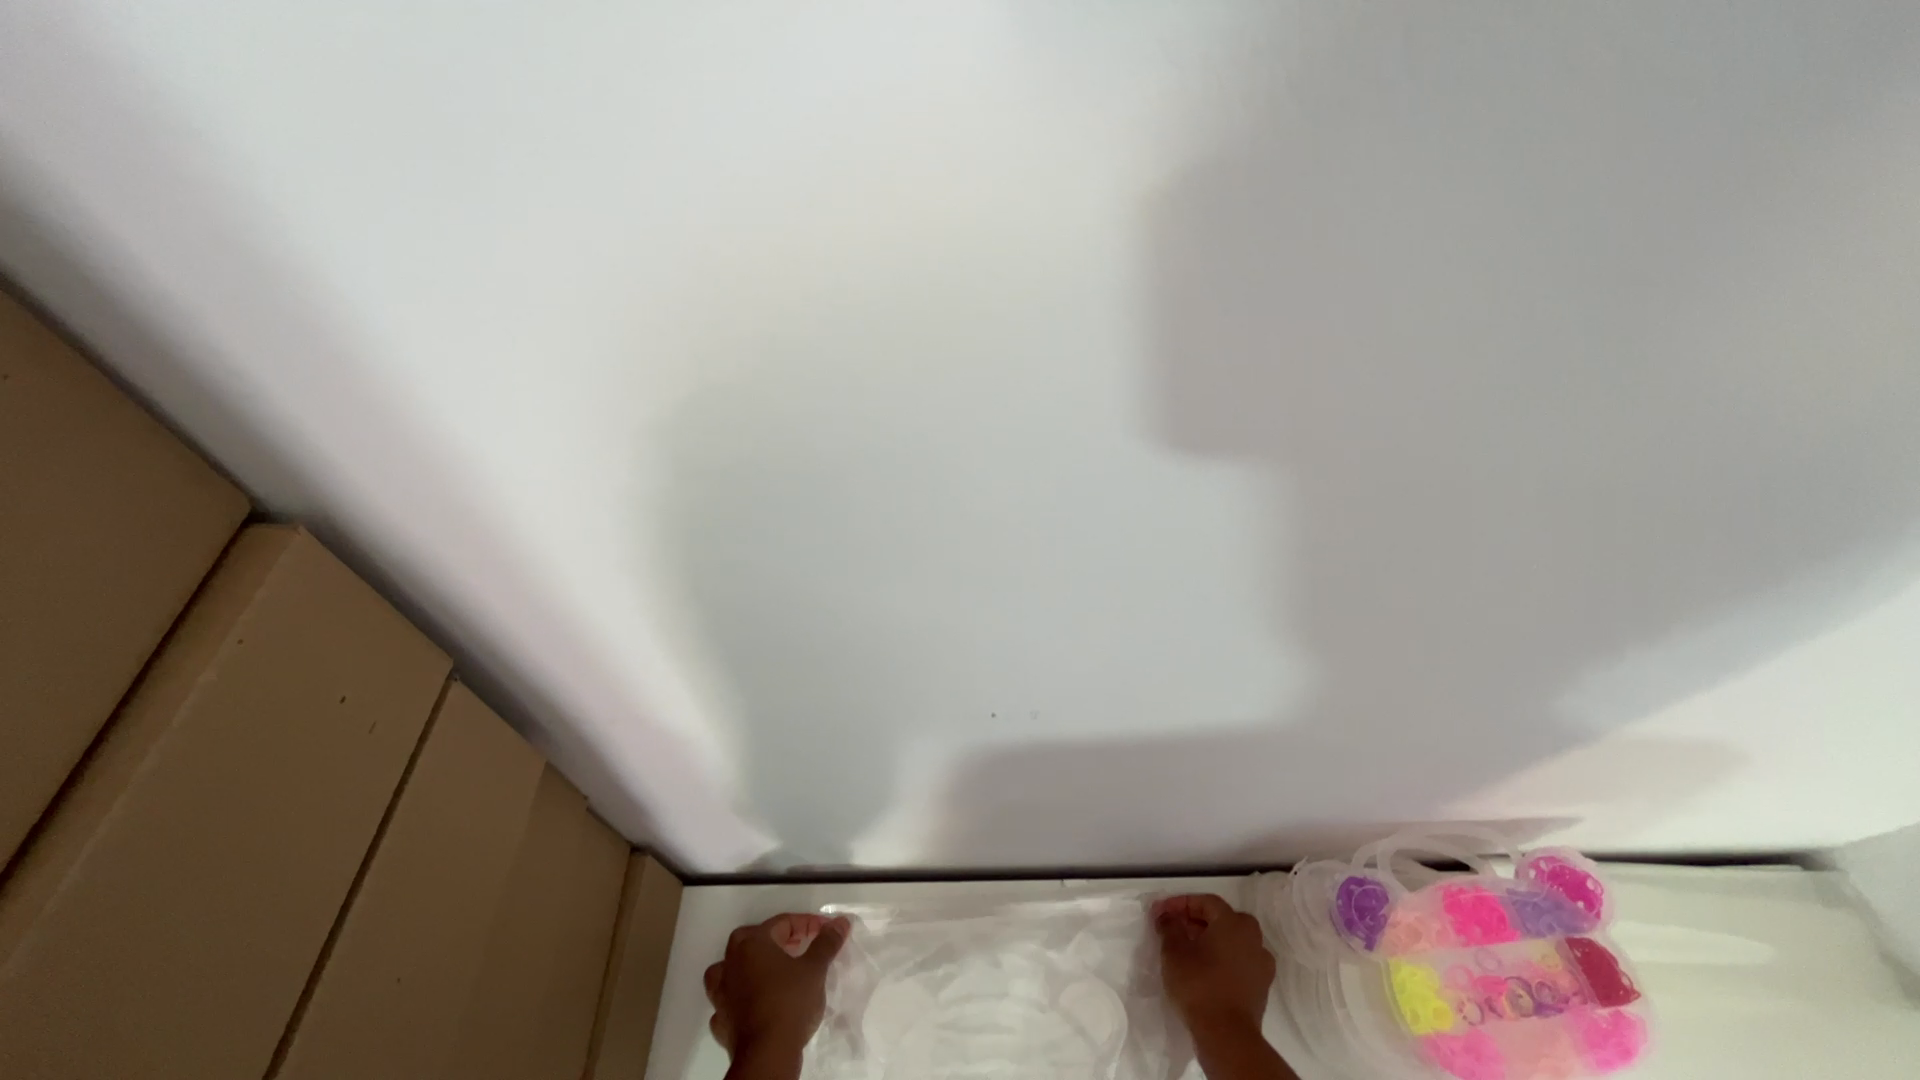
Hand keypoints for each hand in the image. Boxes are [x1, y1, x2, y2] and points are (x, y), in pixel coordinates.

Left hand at [704, 913, 849, 1059]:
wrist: (767, 1054)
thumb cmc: (790, 1002)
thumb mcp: (815, 969)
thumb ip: (826, 943)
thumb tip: (840, 922)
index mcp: (753, 944)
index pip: (783, 923)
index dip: (807, 923)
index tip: (827, 931)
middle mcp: (731, 963)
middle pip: (751, 940)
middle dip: (776, 940)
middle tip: (798, 947)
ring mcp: (721, 993)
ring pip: (730, 969)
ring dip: (748, 966)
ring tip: (767, 972)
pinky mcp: (720, 1021)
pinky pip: (728, 1001)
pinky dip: (740, 998)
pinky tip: (753, 1004)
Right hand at [1152, 894, 1274, 1038]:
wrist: (1227, 1035)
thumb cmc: (1198, 984)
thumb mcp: (1174, 951)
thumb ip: (1169, 926)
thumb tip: (1167, 916)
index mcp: (1234, 923)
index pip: (1206, 901)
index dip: (1181, 903)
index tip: (1161, 913)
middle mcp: (1253, 938)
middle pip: (1223, 919)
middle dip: (1197, 920)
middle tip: (1176, 928)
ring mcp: (1261, 963)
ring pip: (1233, 941)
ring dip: (1211, 940)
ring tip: (1189, 950)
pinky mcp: (1261, 987)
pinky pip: (1240, 962)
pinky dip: (1223, 959)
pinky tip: (1205, 971)